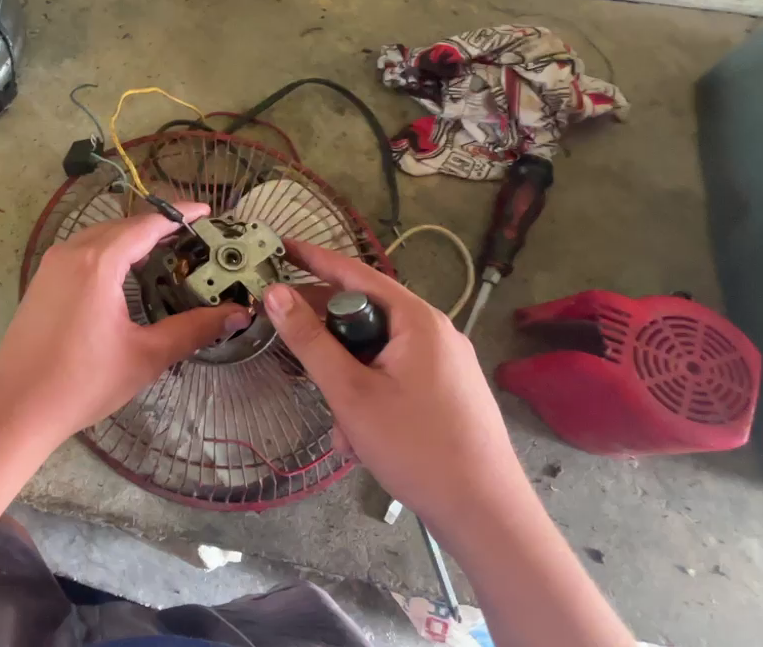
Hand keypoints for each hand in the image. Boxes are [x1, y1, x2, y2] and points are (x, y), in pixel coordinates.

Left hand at [0, 203, 251, 443]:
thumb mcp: (145, 356)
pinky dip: (107, 252)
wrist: (17, 404)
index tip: (206, 212)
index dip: (178, 215)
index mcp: (98, 263)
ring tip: (164, 252)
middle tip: (192, 239)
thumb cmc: (83, 381)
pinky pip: (81, 252)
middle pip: (121, 226)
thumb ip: (193, 330)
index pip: (145, 225)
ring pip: (98, 237)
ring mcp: (51, 264)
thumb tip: (236, 314)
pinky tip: (124, 273)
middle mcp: (71, 252)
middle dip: (156, 227)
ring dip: (130, 239)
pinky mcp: (41, 280)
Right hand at [263, 242, 530, 529]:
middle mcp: (435, 332)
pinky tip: (357, 437)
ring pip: (377, 350)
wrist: (487, 516)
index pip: (354, 272)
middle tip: (288, 343)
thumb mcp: (349, 391)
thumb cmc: (416, 446)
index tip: (278, 246)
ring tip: (335, 418)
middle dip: (327, 337)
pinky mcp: (449, 391)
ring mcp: (446, 362)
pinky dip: (369, 393)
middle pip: (364, 314)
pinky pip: (395, 374)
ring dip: (347, 376)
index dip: (312, 258)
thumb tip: (275, 292)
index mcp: (416, 320)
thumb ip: (309, 339)